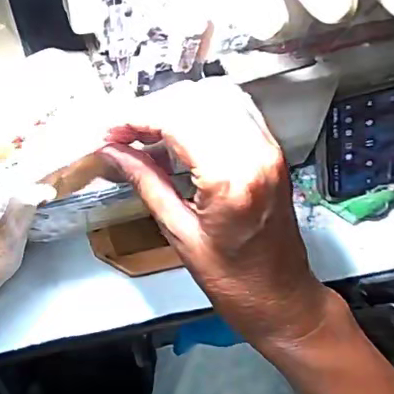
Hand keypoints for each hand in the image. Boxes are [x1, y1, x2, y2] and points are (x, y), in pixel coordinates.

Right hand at [99, 80, 341, 351]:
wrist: (281, 298)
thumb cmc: (236, 281)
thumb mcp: (179, 233)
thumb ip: (146, 182)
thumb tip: (115, 153)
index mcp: (231, 179)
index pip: (177, 120)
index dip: (136, 119)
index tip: (112, 131)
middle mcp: (255, 155)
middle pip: (195, 100)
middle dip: (152, 109)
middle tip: (123, 132)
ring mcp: (268, 150)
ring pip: (216, 95)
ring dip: (176, 105)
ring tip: (148, 131)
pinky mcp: (271, 151)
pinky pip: (234, 108)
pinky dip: (201, 110)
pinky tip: (179, 132)